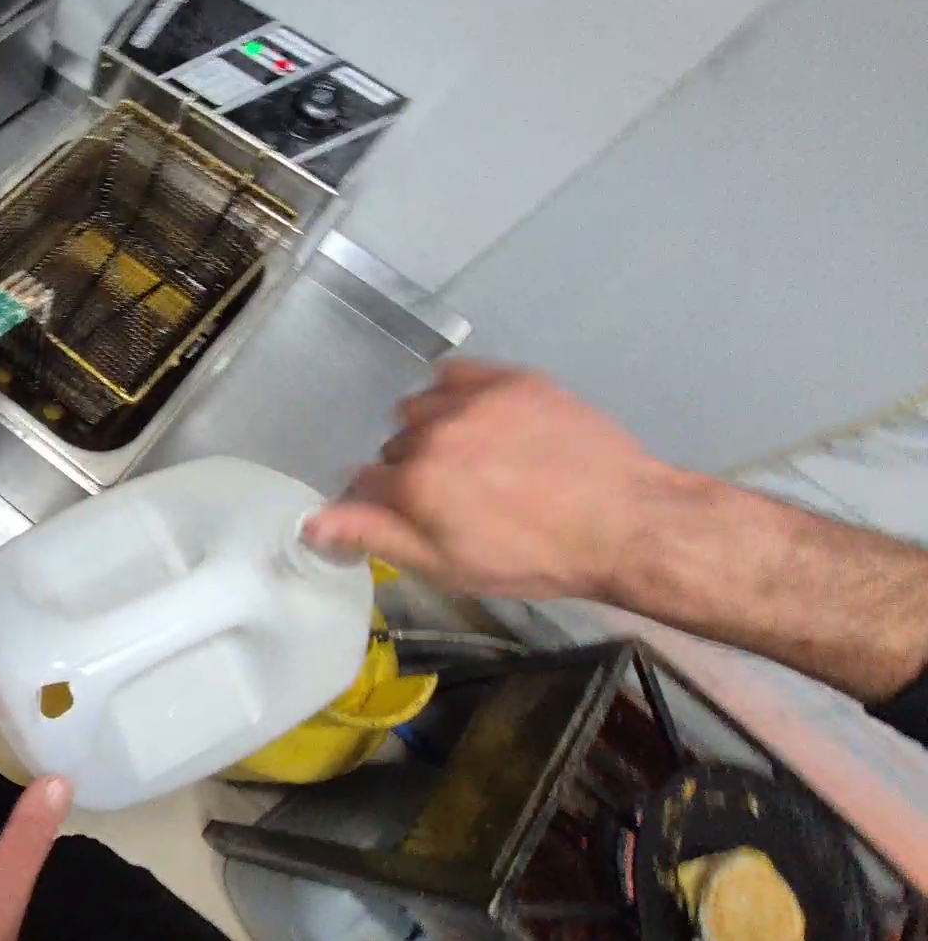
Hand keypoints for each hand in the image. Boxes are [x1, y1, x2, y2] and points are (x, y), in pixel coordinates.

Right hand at [305, 360, 688, 600]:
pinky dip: (455, 393)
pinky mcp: (509, 381)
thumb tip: (308, 520)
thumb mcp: (447, 566)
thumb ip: (373, 536)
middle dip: (412, 468)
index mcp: (413, 483)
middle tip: (458, 494)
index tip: (418, 515)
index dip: (386, 501)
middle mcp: (432, 434)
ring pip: (418, 409)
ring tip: (474, 455)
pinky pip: (453, 374)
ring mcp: (471, 403)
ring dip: (432, 430)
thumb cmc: (534, 558)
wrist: (632, 526)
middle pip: (392, 446)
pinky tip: (480, 419)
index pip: (363, 481)